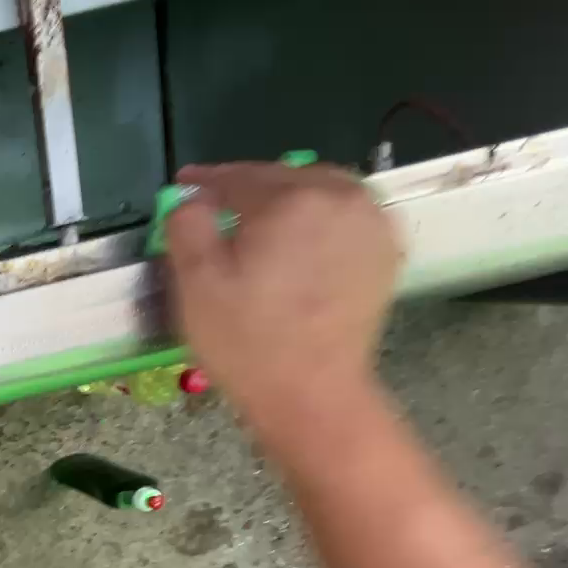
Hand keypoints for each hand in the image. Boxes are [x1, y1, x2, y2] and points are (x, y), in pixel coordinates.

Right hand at [164, 162, 403, 438]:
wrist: (309, 390)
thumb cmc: (244, 339)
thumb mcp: (195, 284)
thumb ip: (188, 227)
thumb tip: (191, 201)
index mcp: (290, 200)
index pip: (239, 177)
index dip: (205, 180)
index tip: (183, 183)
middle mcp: (341, 197)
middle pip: (286, 176)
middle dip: (249, 185)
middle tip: (218, 203)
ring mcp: (372, 222)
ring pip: (323, 190)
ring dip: (287, 196)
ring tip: (259, 217)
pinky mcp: (385, 250)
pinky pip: (347, 215)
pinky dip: (319, 216)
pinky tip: (299, 238)